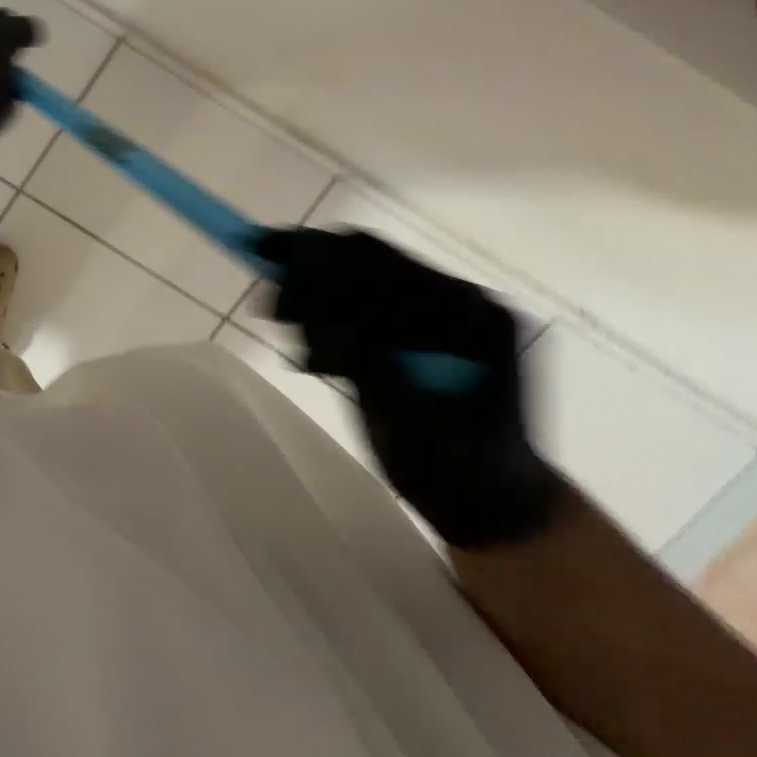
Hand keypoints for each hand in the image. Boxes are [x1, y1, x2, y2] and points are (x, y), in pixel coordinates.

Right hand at [255, 228, 561, 547]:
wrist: (493, 505)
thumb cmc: (458, 470)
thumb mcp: (408, 418)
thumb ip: (368, 358)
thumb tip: (320, 306)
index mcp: (473, 317)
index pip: (382, 263)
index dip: (319, 254)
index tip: (263, 252)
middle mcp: (463, 305)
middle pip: (369, 265)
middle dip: (312, 277)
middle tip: (272, 310)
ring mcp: (445, 320)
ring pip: (361, 285)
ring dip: (318, 302)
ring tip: (300, 344)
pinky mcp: (424, 336)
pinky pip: (366, 310)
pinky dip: (332, 322)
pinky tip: (322, 357)